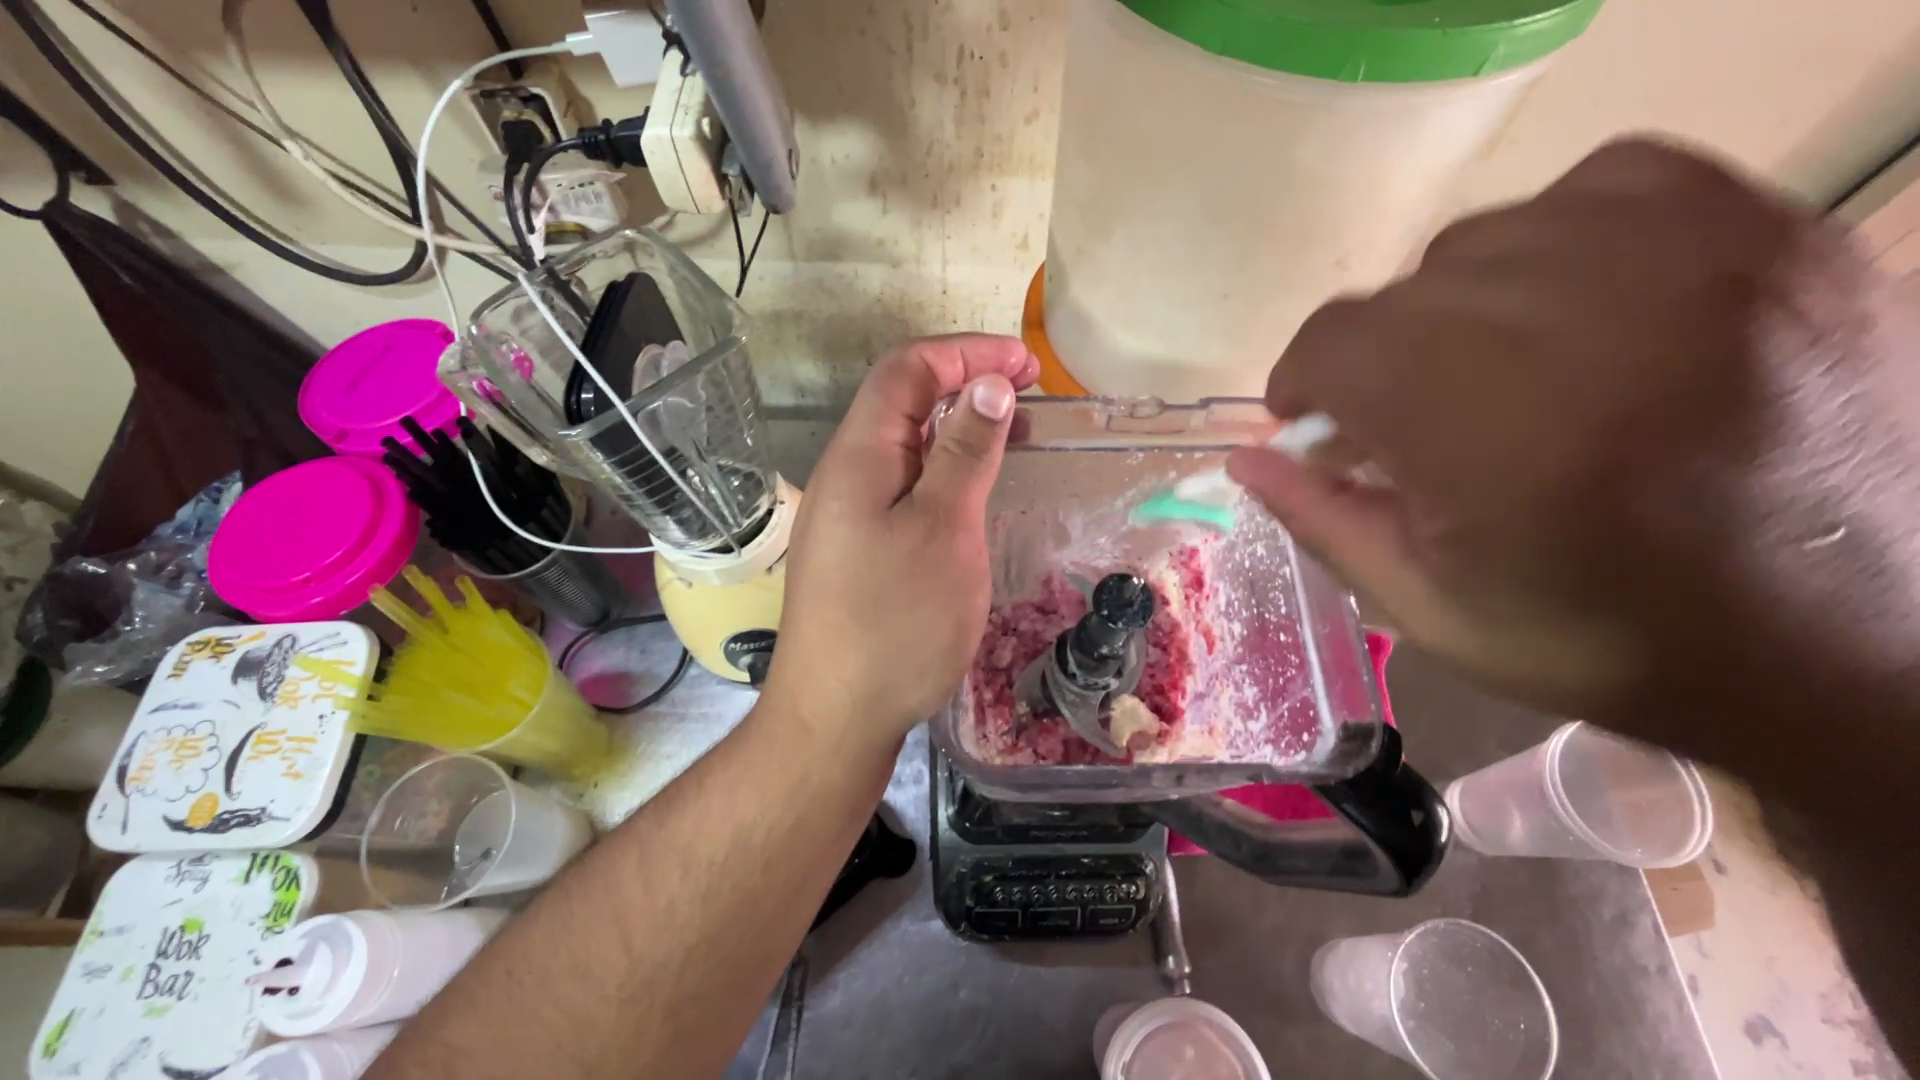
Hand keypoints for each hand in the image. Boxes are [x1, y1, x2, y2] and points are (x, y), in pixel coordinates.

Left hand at [764, 334, 1039, 745]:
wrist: (834, 717)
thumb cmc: (896, 622)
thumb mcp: (944, 528)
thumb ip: (964, 451)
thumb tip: (989, 382)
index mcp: (861, 454)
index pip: (908, 368)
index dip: (967, 352)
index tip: (1029, 366)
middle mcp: (846, 473)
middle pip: (902, 400)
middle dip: (966, 382)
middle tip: (1030, 395)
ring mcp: (848, 514)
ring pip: (906, 445)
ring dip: (958, 428)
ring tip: (1016, 436)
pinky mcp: (858, 550)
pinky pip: (904, 486)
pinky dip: (945, 471)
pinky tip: (974, 493)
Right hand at [1229, 139, 1919, 771]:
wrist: (1860, 641)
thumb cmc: (1617, 642)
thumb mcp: (1435, 612)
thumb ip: (1325, 524)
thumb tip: (1245, 457)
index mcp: (1496, 431)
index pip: (1339, 342)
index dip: (1305, 383)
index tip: (1316, 426)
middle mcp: (1590, 319)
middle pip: (1406, 292)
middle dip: (1382, 360)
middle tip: (1412, 422)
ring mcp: (1695, 261)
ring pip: (1491, 236)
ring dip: (1461, 304)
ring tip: (1498, 368)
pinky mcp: (1771, 232)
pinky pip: (1606, 182)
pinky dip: (1561, 235)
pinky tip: (1577, 302)